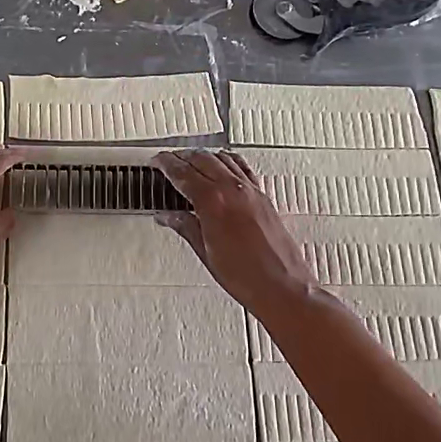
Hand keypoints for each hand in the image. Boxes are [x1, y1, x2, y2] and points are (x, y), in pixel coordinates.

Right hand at [152, 149, 321, 311]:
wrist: (282, 286)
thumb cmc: (248, 276)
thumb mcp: (205, 252)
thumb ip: (185, 227)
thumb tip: (169, 217)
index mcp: (213, 202)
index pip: (183, 173)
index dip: (167, 164)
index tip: (158, 161)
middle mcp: (233, 190)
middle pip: (202, 159)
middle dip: (182, 157)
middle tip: (169, 160)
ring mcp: (250, 191)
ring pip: (222, 158)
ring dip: (203, 156)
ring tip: (191, 159)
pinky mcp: (263, 196)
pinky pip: (242, 167)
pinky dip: (228, 161)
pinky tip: (224, 163)